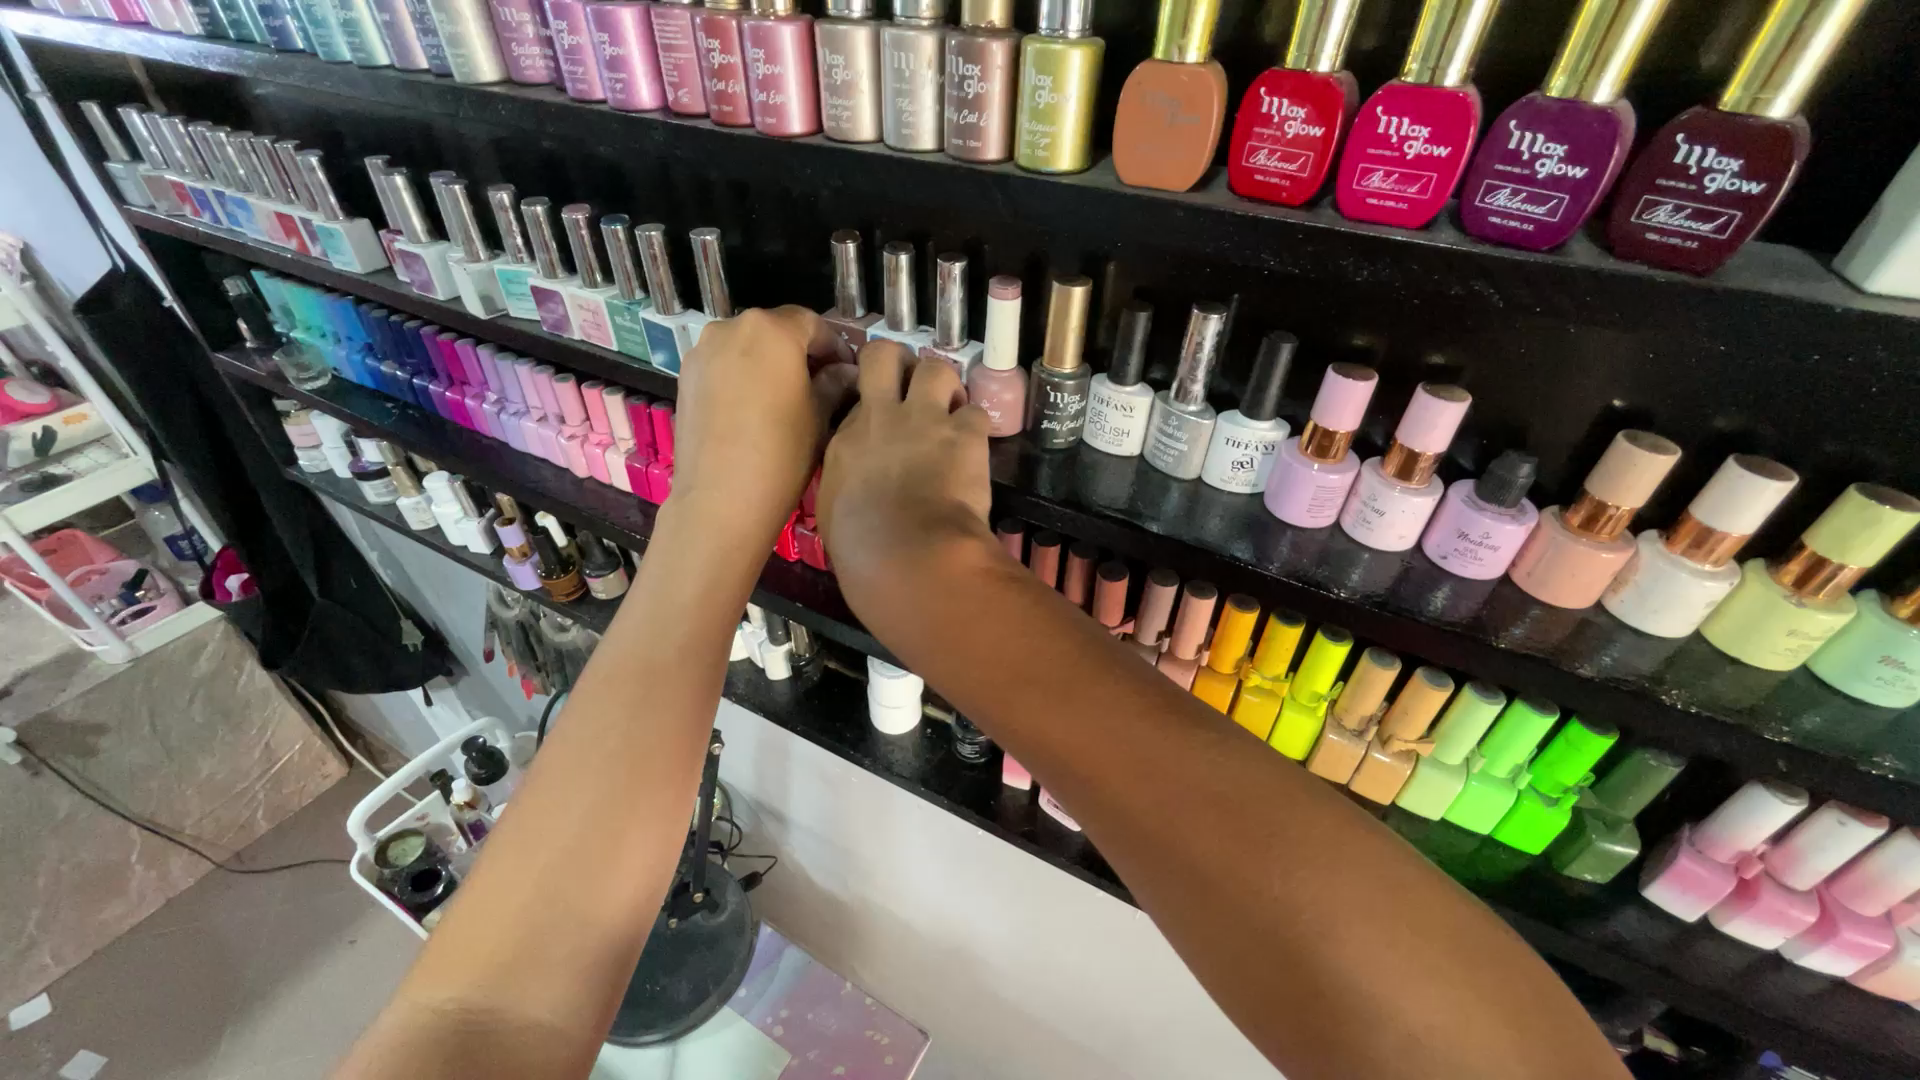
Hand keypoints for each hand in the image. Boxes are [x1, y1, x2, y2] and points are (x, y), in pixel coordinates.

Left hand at [670, 307, 856, 541]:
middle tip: (821, 385)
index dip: (835, 347)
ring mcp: (702, 351)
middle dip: (800, 352)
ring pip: (746, 346)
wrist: (720, 500)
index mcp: (772, 330)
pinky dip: (743, 377)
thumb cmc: (782, 454)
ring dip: (769, 363)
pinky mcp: (685, 377)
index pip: (813, 323)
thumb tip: (845, 373)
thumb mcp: (820, 418)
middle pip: (776, 330)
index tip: (848, 373)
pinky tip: (755, 410)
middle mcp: (731, 327)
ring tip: (786, 399)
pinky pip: (724, 365)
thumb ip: (834, 384)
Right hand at [817, 343, 994, 607]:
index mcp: (846, 440)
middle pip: (885, 355)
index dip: (874, 402)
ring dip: (945, 387)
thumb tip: (858, 491)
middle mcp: (883, 416)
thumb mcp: (835, 514)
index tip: (883, 416)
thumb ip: (847, 487)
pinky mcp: (965, 434)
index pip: (858, 398)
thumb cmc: (862, 549)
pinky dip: (976, 425)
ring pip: (936, 368)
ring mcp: (925, 420)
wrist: (906, 552)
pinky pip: (976, 411)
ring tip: (950, 409)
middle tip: (913, 385)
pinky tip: (976, 444)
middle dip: (901, 363)